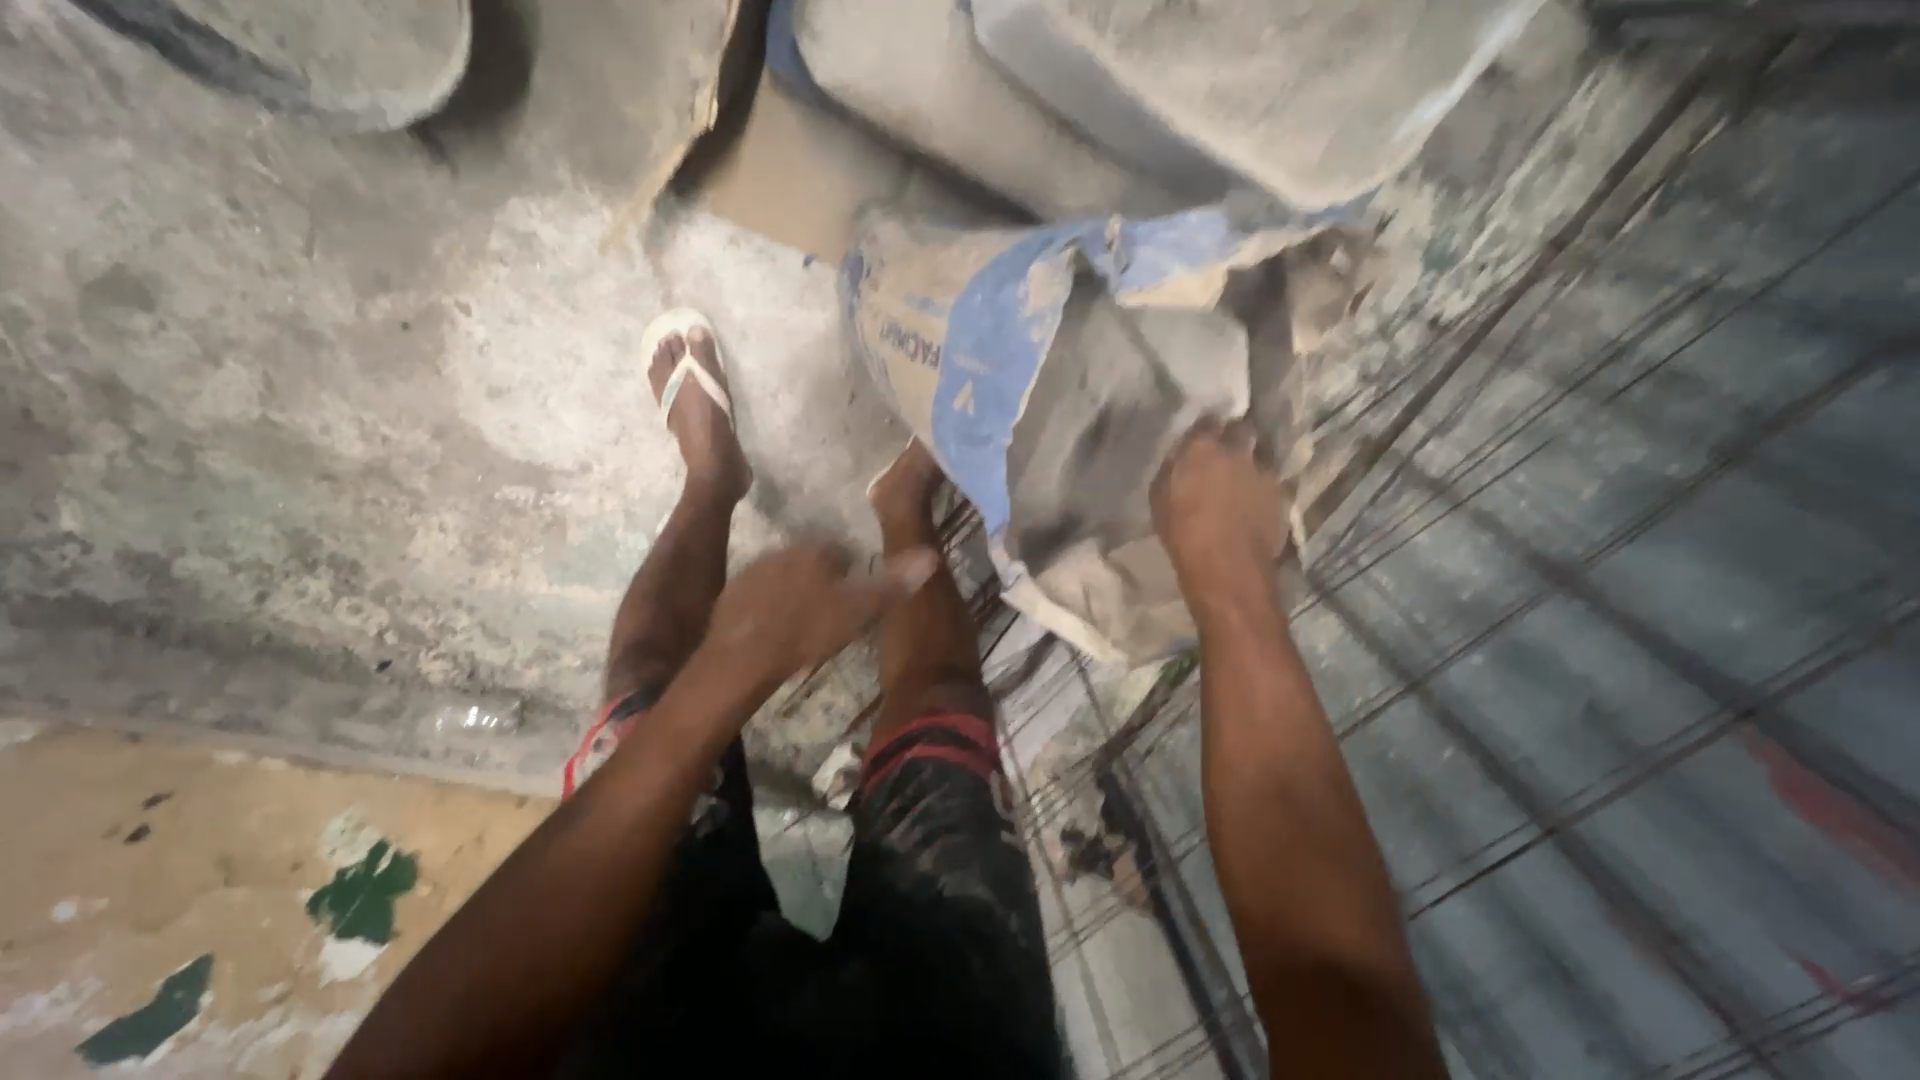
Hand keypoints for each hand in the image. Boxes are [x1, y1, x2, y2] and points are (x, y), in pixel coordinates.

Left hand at [704, 539, 938, 686]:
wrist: (744, 657)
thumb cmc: (808, 631)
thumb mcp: (860, 611)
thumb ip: (893, 584)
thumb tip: (932, 556)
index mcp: (818, 549)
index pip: (843, 550)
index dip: (852, 574)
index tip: (855, 599)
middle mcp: (785, 549)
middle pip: (813, 559)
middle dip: (823, 579)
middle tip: (832, 612)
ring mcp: (755, 568)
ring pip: (786, 574)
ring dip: (796, 590)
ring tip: (805, 622)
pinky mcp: (733, 591)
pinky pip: (761, 591)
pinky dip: (770, 604)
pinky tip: (776, 629)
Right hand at [1151, 418, 1289, 596]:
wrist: (1227, 567)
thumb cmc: (1182, 533)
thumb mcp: (1159, 498)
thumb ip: (1173, 470)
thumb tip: (1181, 458)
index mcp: (1203, 448)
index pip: (1208, 421)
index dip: (1206, 429)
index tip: (1202, 438)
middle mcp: (1238, 451)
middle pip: (1242, 430)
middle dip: (1235, 437)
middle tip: (1226, 453)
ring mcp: (1264, 471)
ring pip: (1260, 456)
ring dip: (1252, 463)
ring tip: (1244, 480)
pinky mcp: (1282, 494)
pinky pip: (1272, 482)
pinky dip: (1264, 488)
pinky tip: (1256, 502)